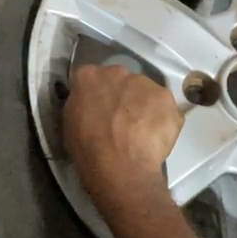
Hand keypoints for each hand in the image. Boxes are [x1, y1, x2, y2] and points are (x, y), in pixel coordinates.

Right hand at [63, 64, 184, 221]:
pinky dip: (162, 118)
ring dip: (143, 105)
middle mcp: (117, 72)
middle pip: (121, 80)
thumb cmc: (88, 147)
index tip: (99, 108)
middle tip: (120, 119)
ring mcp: (144, 83)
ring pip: (145, 92)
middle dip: (122, 95)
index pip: (91, 78)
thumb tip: (90, 103)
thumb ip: (81, 103)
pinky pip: (164, 106)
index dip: (96, 94)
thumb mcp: (70, 121)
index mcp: (88, 76)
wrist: (119, 165)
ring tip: (141, 131)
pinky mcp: (166, 98)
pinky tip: (155, 136)